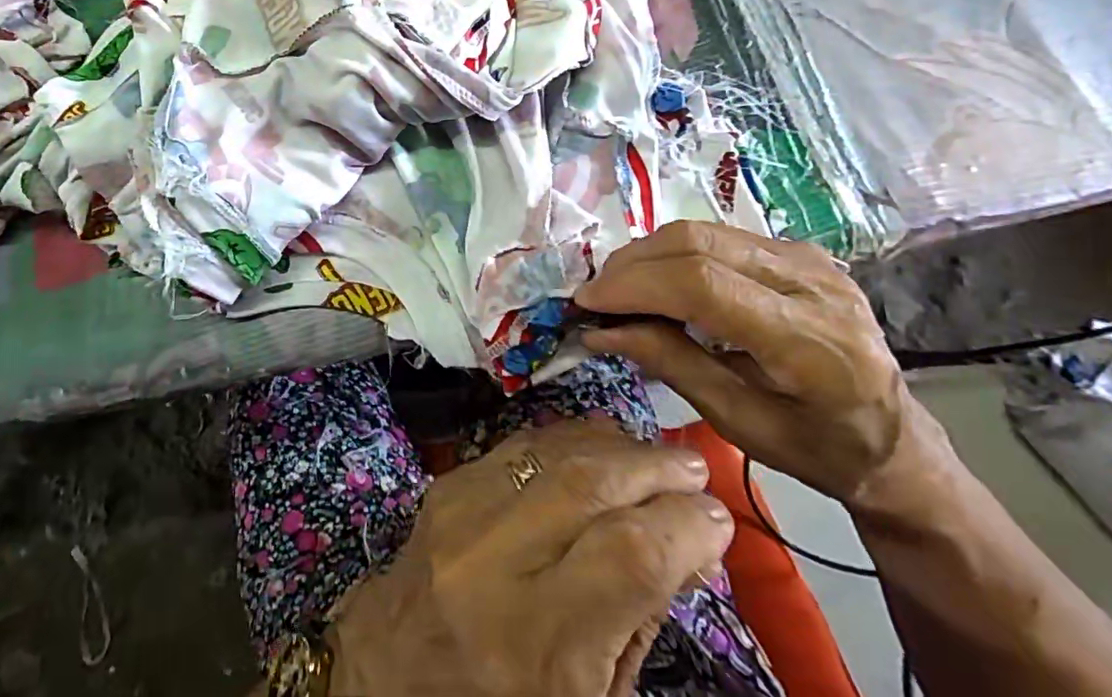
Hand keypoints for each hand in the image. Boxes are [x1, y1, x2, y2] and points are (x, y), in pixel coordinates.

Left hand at [325, 418, 731, 696]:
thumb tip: (686, 540)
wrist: (394, 670)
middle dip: (651, 468)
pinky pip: (515, 447)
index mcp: (537, 640)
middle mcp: (491, 563)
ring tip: (655, 454)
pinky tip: (598, 444)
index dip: (682, 526)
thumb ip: (639, 617)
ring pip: (547, 453)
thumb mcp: (591, 696)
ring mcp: (459, 514)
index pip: (626, 555)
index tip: (717, 519)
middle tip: (695, 470)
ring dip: (611, 445)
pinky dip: (565, 440)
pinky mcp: (444, 487)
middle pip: (585, 486)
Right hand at [574, 221, 940, 508]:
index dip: (634, 286)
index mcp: (809, 341)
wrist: (894, 440)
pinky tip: (657, 282)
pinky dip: (672, 254)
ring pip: (701, 232)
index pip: (702, 285)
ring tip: (619, 290)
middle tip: (595, 297)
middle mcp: (814, 285)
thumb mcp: (737, 421)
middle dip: (631, 265)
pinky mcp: (801, 252)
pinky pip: (717, 237)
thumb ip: (669, 364)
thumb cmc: (815, 446)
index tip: (586, 303)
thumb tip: (599, 331)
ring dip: (646, 255)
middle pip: (697, 244)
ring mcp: (811, 261)